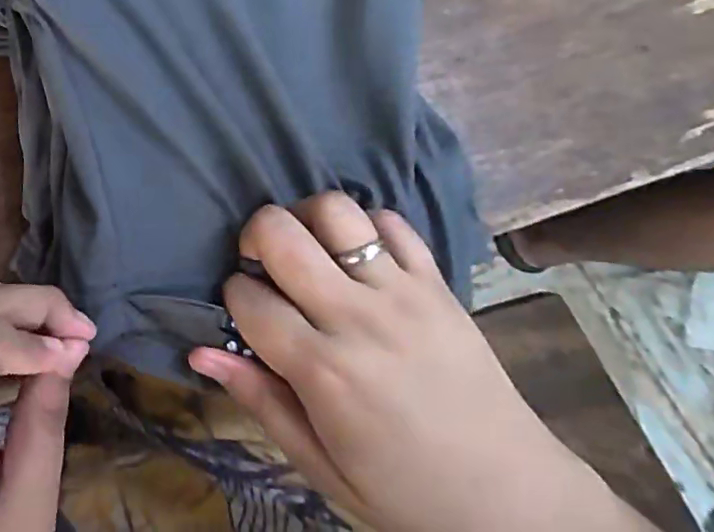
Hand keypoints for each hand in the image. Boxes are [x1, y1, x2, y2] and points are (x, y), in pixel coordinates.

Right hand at [188, 194, 656, 531]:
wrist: (515, 502)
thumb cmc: (404, 493)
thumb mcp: (321, 465)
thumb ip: (259, 400)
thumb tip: (198, 350)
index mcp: (324, 372)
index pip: (248, 299)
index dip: (233, 298)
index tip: (245, 313)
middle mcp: (357, 319)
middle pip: (280, 234)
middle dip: (254, 237)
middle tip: (262, 263)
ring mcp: (403, 294)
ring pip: (335, 211)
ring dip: (307, 218)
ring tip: (309, 247)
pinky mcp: (438, 283)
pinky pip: (393, 222)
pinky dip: (367, 226)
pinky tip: (361, 255)